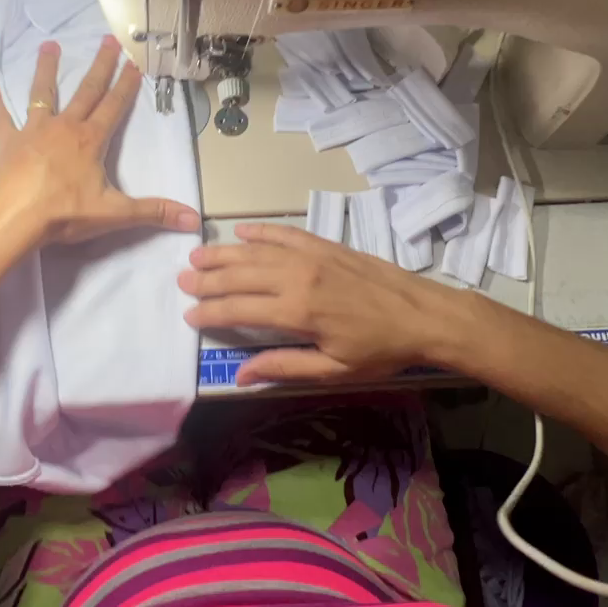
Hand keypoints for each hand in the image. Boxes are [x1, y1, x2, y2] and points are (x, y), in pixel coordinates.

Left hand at [0, 36, 200, 246]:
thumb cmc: (65, 212)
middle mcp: (65, 127)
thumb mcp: (115, 213)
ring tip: (50, 46)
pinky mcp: (8, 143)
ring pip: (43, 94)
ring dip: (47, 69)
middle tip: (107, 41)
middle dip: (99, 66)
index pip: (114, 107)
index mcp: (91, 140)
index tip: (134, 63)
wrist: (16, 218)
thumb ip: (154, 212)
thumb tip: (194, 219)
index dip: (126, 85)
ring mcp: (34, 131)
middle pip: (86, 92)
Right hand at [179, 221, 493, 384]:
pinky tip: (241, 232)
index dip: (210, 312)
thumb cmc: (381, 349)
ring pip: (255, 252)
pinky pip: (284, 234)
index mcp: (297, 311)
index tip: (189, 314)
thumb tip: (241, 375)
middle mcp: (298, 277)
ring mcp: (311, 256)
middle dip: (207, 280)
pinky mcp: (325, 245)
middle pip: (240, 275)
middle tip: (182, 282)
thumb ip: (285, 366)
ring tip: (198, 256)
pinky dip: (260, 232)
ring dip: (224, 253)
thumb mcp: (334, 369)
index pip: (239, 310)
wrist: (425, 314)